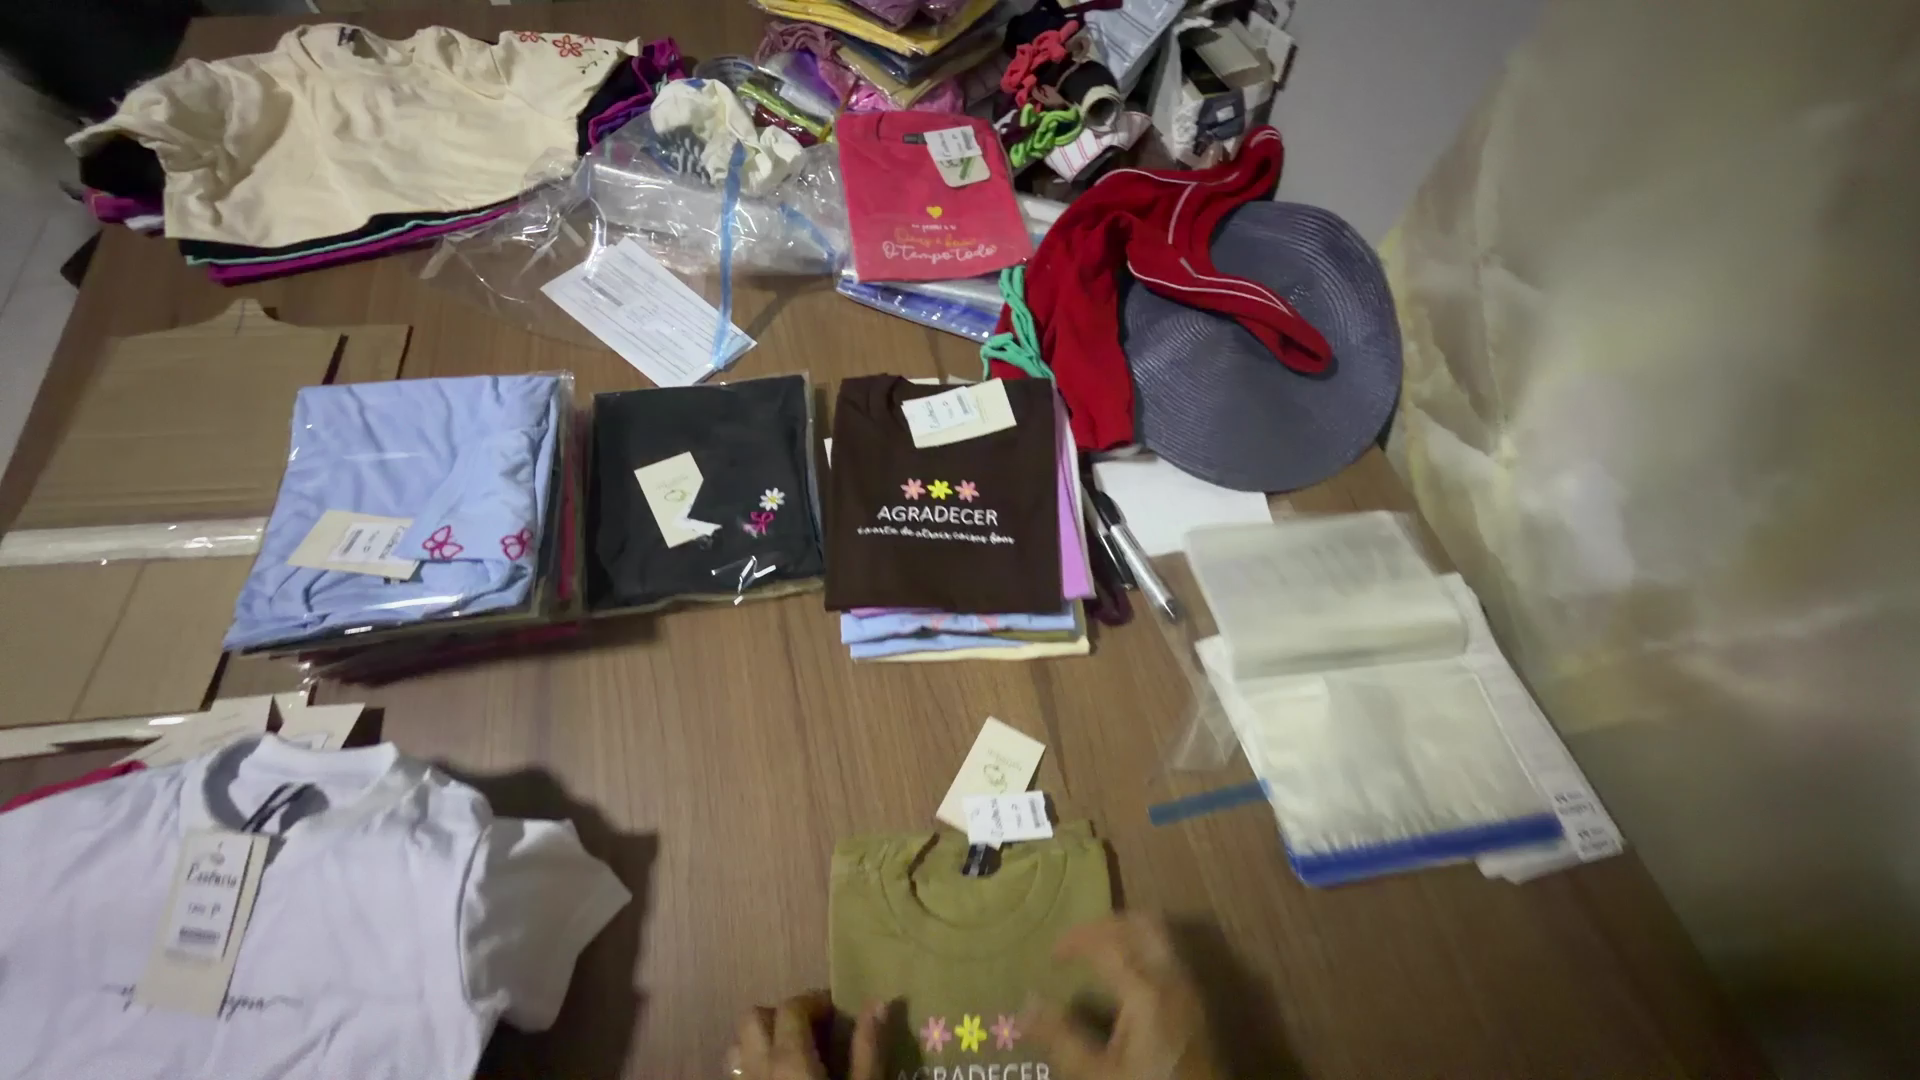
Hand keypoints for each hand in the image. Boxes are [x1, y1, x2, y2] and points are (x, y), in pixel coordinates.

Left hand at [725, 991, 883, 1079]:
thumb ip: (867, 1047)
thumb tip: (879, 1001)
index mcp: (788, 1057)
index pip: (791, 1006)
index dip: (814, 1001)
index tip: (836, 1011)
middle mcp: (757, 1067)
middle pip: (753, 1018)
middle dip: (780, 1014)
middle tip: (811, 1028)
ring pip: (737, 1047)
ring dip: (761, 1040)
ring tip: (791, 1052)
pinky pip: (737, 1073)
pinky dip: (754, 1065)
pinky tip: (778, 1077)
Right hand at [1024, 914, 1221, 1079]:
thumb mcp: (1098, 1075)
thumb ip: (1061, 1038)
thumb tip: (1026, 1004)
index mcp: (1145, 989)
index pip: (1106, 942)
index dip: (1075, 940)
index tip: (1052, 955)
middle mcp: (1170, 977)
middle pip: (1140, 923)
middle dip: (1106, 925)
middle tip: (1080, 943)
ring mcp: (1189, 988)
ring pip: (1158, 935)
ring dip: (1127, 934)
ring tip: (1099, 955)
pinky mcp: (1197, 1003)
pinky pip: (1169, 955)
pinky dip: (1144, 951)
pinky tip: (1127, 980)